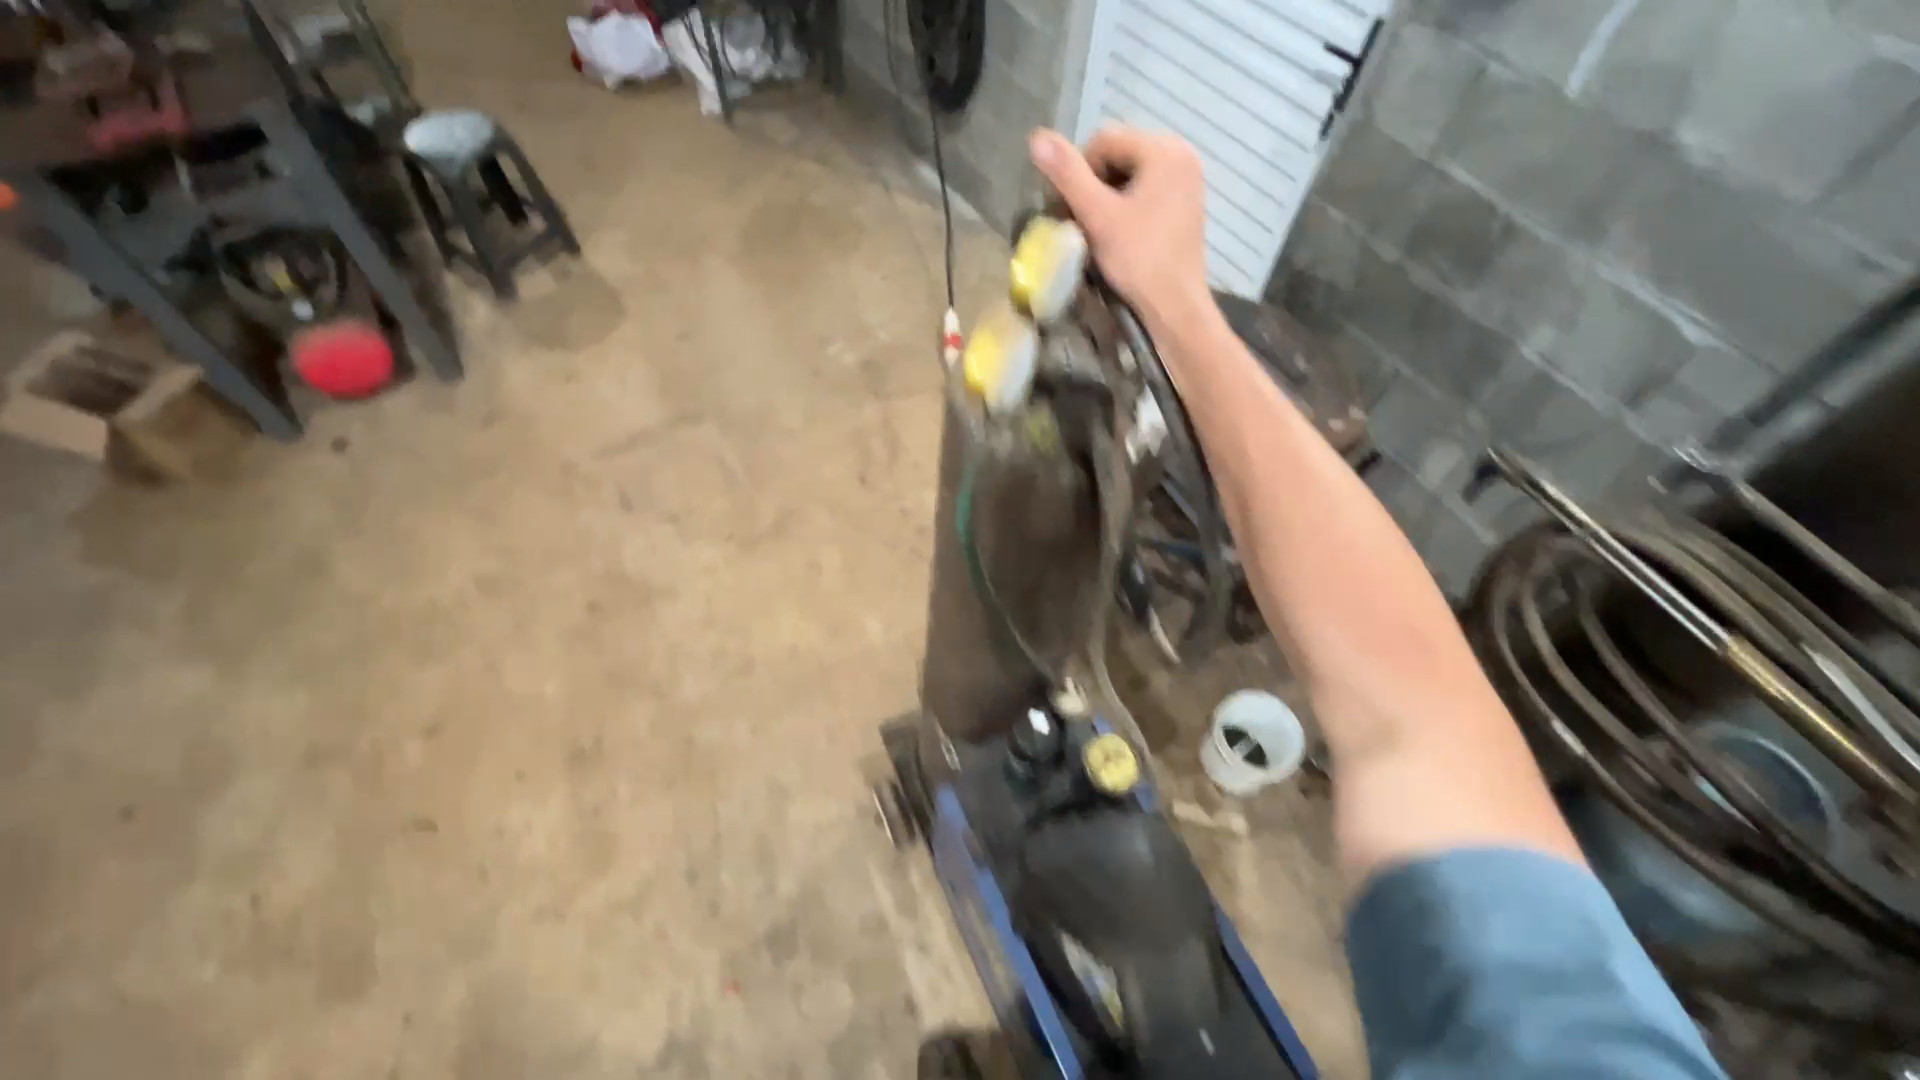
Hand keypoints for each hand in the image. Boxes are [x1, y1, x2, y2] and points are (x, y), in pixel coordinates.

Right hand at [1028, 126, 1211, 326]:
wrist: (1175, 305)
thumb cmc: (1138, 259)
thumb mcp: (1098, 215)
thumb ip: (1068, 175)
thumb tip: (1036, 138)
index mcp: (1164, 150)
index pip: (1104, 140)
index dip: (1078, 172)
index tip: (1070, 209)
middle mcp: (1181, 154)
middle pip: (1118, 154)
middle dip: (1094, 183)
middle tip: (1082, 220)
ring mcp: (1187, 179)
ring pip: (1130, 173)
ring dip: (1107, 196)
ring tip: (1098, 228)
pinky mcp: (1186, 202)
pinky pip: (1146, 189)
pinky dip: (1126, 204)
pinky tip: (1119, 232)